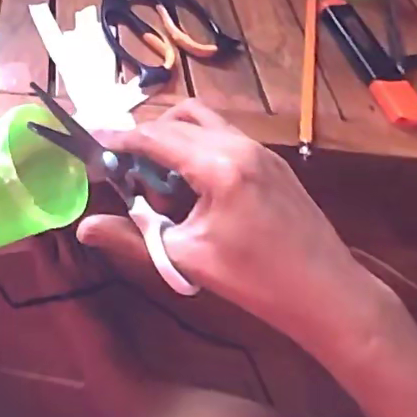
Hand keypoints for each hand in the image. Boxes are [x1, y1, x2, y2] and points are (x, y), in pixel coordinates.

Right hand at [76, 100, 392, 357]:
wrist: (334, 299)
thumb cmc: (257, 282)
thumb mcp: (186, 258)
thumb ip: (130, 237)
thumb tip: (83, 229)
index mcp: (218, 168)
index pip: (153, 138)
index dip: (117, 138)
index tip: (90, 139)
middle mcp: (238, 146)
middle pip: (172, 121)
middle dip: (140, 136)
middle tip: (119, 162)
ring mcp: (259, 149)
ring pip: (198, 118)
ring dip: (168, 132)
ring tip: (153, 166)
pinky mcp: (271, 159)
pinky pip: (220, 131)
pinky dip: (193, 140)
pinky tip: (188, 177)